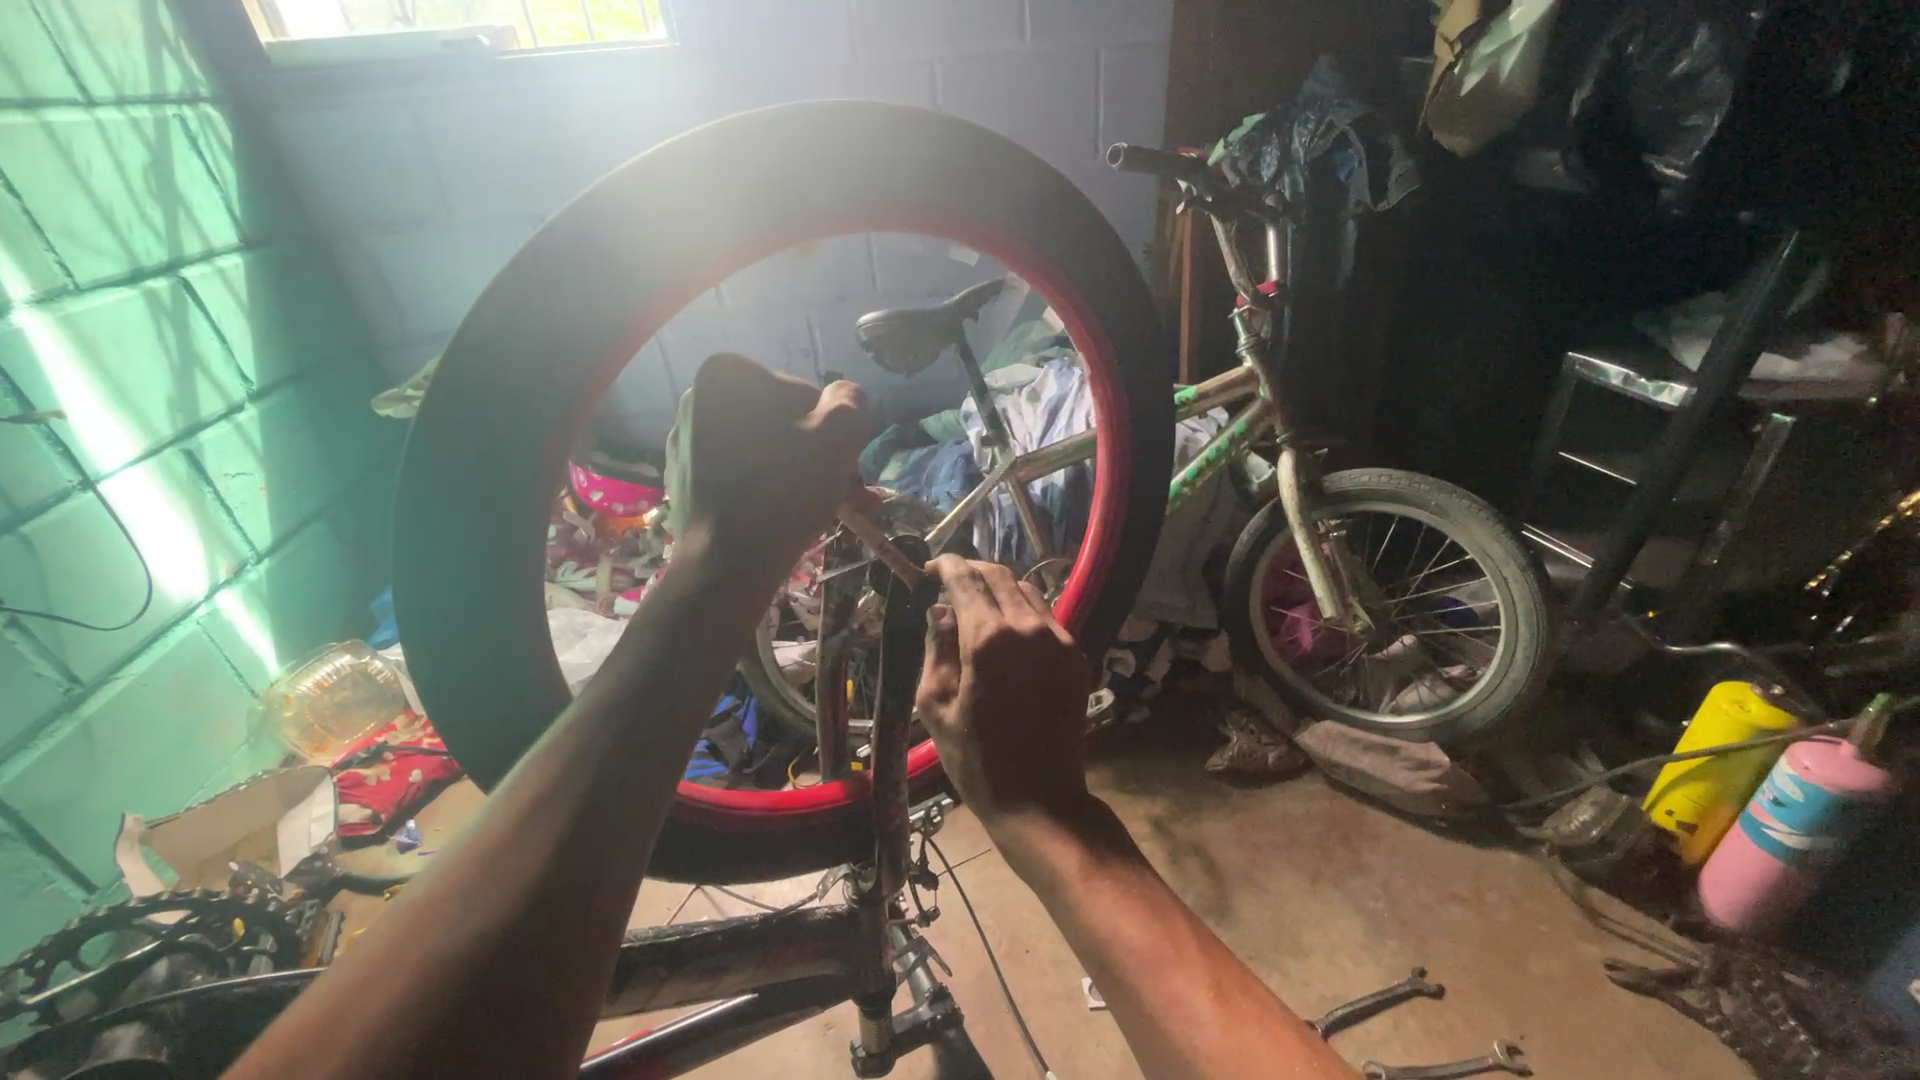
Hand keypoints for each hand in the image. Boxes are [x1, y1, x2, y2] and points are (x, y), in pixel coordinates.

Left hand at [673, 353, 870, 579]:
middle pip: (782, 424)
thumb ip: (850, 402)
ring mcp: (686, 442)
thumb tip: (846, 396)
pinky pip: (741, 475)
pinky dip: (768, 490)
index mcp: (728, 375)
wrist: (727, 563)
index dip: (831, 429)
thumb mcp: (838, 434)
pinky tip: (788, 519)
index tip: (843, 464)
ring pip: (765, 451)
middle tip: (849, 494)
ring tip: (830, 510)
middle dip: (820, 457)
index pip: (804, 393)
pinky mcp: (686, 480)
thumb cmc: (785, 490)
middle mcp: (698, 399)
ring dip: (801, 476)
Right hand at [916, 556, 1093, 831]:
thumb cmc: (976, 759)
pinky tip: (1007, 630)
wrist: (1040, 799)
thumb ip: (937, 648)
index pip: (966, 579)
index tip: (928, 567)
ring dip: (998, 588)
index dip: (945, 565)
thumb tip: (940, 610)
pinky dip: (1022, 610)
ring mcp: (1058, 640)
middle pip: (999, 575)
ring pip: (1026, 590)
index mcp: (988, 639)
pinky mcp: (1076, 656)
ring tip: (976, 603)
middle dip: (971, 571)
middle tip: (949, 581)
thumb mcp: (936, 705)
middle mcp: (1029, 628)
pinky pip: (1046, 616)